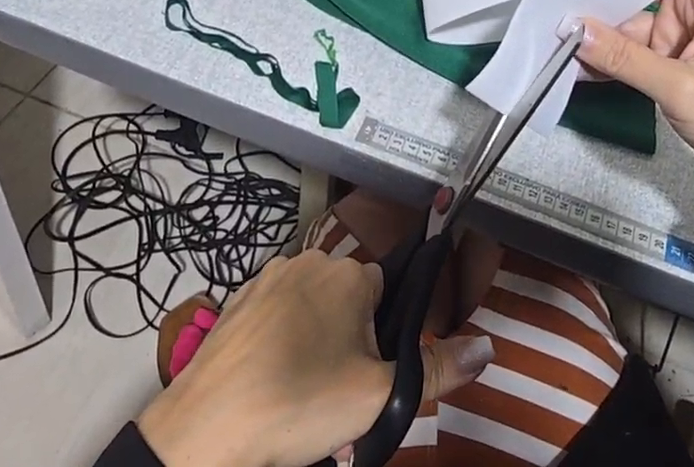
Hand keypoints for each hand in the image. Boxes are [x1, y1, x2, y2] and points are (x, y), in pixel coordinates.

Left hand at [137, 250, 493, 466]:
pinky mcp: (235, 305)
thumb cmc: (299, 402)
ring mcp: (265, 280)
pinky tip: (272, 390)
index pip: (386, 291)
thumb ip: (436, 369)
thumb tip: (487, 348)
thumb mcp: (379, 395)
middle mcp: (307, 262)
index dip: (383, 336)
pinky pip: (275, 322)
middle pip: (348, 303)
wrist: (206, 430)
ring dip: (315, 349)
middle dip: (350, 345)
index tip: (371, 374)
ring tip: (305, 405)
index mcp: (348, 273)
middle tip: (340, 399)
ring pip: (310, 313)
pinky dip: (280, 349)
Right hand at [577, 0, 693, 219]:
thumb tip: (570, 29)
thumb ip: (626, 59)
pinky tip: (570, 52)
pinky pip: (629, 46)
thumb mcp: (684, 86)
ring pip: (632, 9)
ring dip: (599, 13)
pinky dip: (604, 50)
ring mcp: (681, 34)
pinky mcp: (670, 62)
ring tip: (553, 2)